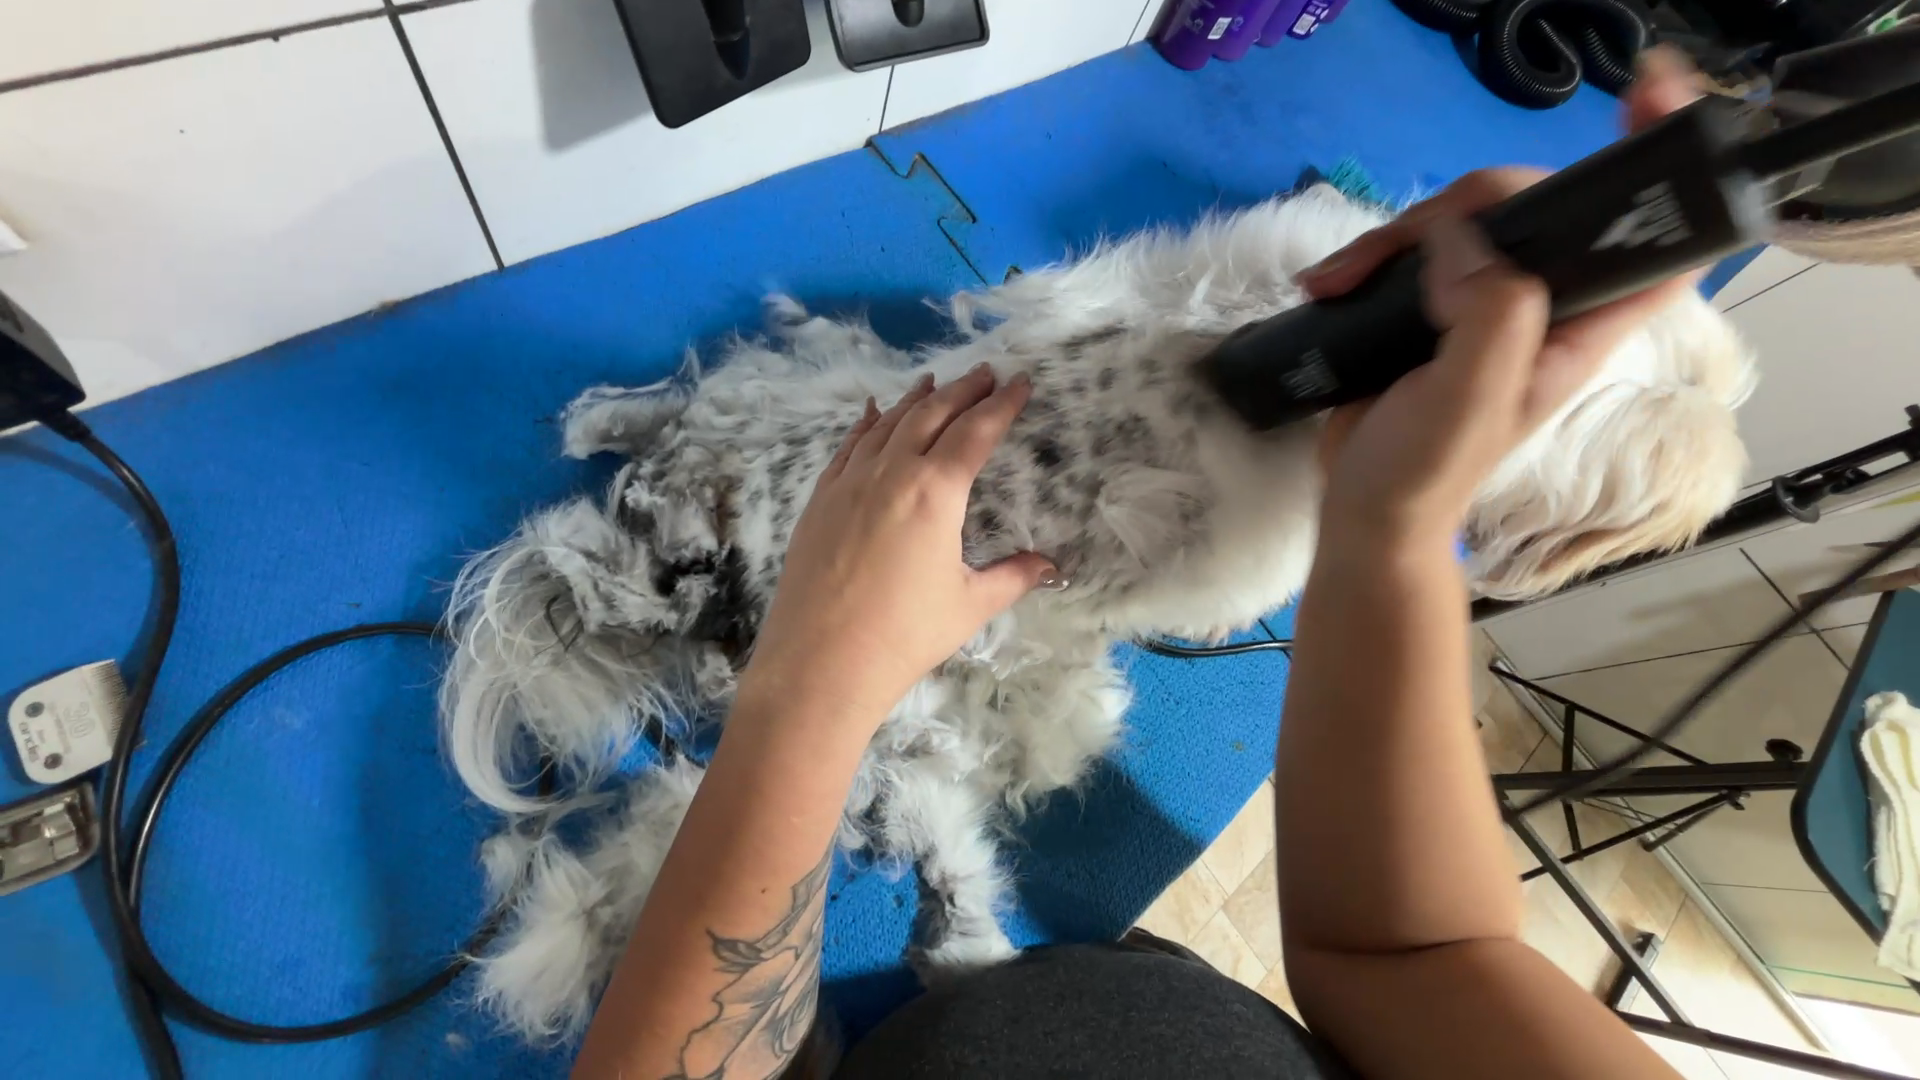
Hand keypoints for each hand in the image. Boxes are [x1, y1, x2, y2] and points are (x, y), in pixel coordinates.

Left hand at [739, 364, 1059, 724]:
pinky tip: (871, 413)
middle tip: (984, 373)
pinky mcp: (820, 500)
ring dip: (915, 399)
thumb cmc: (904, 635)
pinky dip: (865, 424)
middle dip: (962, 390)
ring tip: (934, 382)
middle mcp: (891, 472)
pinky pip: (847, 447)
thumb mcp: (969, 605)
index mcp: (935, 491)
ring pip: (886, 424)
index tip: (1020, 381)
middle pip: (931, 415)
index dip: (1002, 405)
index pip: (976, 433)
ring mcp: (848, 482)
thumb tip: (1051, 567)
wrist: (821, 662)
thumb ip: (1013, 577)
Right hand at [1303, 46, 1705, 544]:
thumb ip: (1492, 312)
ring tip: (1334, 278)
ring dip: (1391, 237)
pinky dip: (1364, 259)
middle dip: (1465, 205)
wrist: (1364, 507)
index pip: (1653, 230)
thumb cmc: (1427, 466)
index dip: (1662, 161)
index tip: (1632, 103)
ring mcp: (1475, 306)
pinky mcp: (1420, 314)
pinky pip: (1406, 258)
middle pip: (1530, 207)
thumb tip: (1457, 240)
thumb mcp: (1473, 396)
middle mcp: (1539, 304)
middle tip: (1403, 239)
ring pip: (1457, 228)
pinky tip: (1326, 282)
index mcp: (1582, 321)